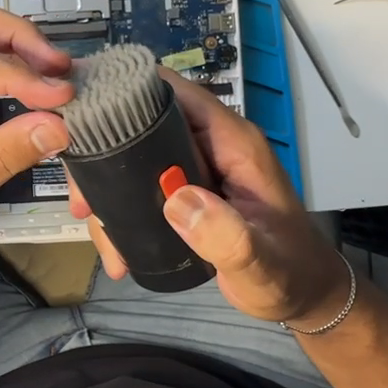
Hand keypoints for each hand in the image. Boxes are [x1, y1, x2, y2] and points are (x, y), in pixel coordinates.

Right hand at [69, 71, 348, 326]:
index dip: (125, 94)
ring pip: (136, 157)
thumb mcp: (260, 264)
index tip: (83, 122)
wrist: (304, 295)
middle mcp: (210, 144)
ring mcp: (197, 166)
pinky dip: (121, 210)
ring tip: (98, 232)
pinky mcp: (187, 188)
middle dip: (104, 156)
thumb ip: (227, 236)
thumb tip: (176, 200)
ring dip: (108, 191)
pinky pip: (142, 183)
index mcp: (231, 142)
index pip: (172, 91)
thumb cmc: (290, 277)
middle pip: (142, 123)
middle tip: (84, 201)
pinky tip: (115, 246)